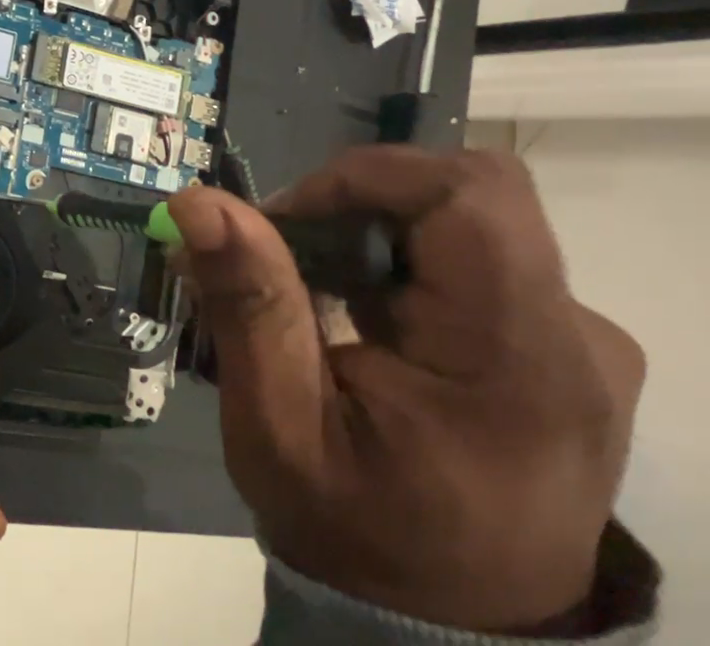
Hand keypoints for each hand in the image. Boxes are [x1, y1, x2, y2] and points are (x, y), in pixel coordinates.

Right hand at [168, 147, 643, 633]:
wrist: (448, 621)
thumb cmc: (357, 528)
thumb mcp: (277, 424)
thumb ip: (248, 305)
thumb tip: (197, 201)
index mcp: (518, 356)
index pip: (468, 194)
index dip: (360, 179)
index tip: (278, 223)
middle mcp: (578, 336)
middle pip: (464, 205)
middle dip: (351, 212)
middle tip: (276, 266)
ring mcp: (582, 344)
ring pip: (463, 234)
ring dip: (366, 247)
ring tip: (305, 311)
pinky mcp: (565, 353)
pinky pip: (475, 270)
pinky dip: (396, 276)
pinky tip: (354, 330)